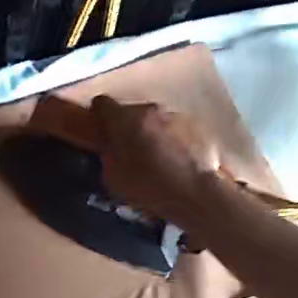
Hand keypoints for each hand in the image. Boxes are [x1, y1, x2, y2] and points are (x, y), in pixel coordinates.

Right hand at [89, 95, 230, 227]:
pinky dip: (174, 140)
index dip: (99, 116)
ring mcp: (177, 115)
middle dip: (129, 127)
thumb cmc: (149, 188)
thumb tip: (111, 147)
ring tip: (158, 158)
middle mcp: (150, 109)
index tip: (102, 130)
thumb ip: (108, 155)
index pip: (103, 103)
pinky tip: (178, 162)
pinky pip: (177, 129)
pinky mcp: (197, 126)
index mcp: (125, 119)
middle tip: (131, 150)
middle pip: (132, 112)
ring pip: (157, 120)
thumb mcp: (114, 178)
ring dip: (153, 133)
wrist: (196, 194)